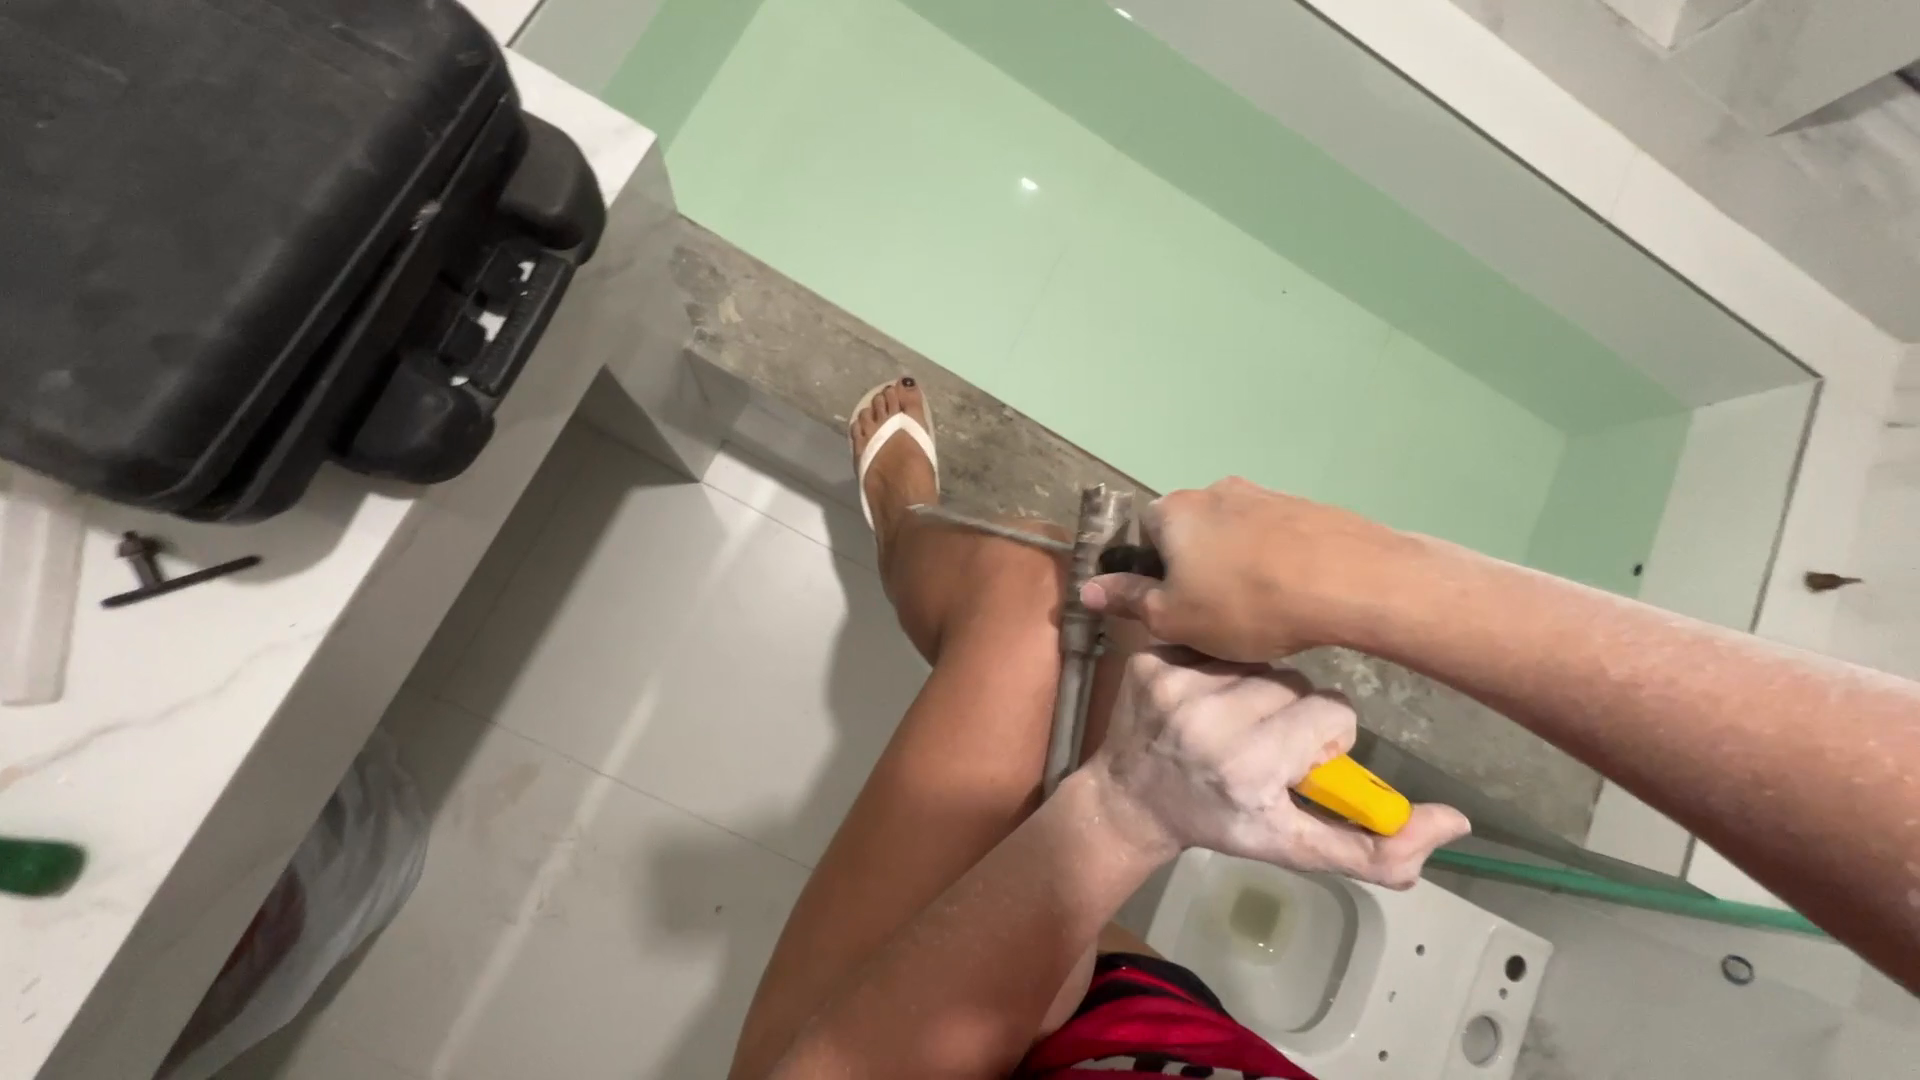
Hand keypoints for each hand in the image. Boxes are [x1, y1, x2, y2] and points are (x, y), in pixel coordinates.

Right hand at [1082, 477, 1419, 660]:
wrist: (1352, 581)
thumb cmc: (1245, 602)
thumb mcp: (1173, 616)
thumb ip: (1128, 600)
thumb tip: (1086, 589)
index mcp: (1174, 511)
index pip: (1143, 533)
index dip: (1152, 571)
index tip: (1173, 605)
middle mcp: (1214, 491)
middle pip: (1190, 532)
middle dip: (1195, 567)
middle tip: (1213, 612)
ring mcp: (1265, 494)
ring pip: (1233, 535)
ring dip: (1236, 565)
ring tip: (1259, 608)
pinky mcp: (1307, 507)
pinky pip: (1274, 538)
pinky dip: (1274, 562)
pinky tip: (1293, 596)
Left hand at [1086, 649, 1468, 888]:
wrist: (1130, 799)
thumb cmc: (1217, 822)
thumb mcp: (1293, 848)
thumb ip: (1375, 849)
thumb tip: (1455, 822)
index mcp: (1247, 766)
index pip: (1331, 710)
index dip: (1325, 735)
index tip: (1298, 758)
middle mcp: (1206, 718)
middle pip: (1294, 681)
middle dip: (1290, 710)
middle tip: (1262, 739)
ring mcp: (1170, 682)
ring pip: (1255, 659)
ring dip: (1253, 686)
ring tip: (1230, 719)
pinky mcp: (1146, 659)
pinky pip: (1211, 644)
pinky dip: (1215, 667)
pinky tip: (1201, 697)